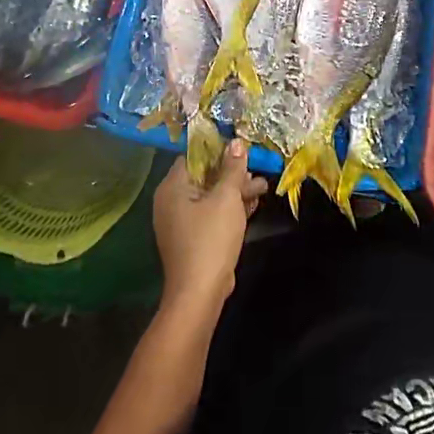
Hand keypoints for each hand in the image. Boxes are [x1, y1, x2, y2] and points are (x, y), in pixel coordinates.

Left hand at [153, 139, 269, 314]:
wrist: (200, 291)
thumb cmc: (211, 238)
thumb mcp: (227, 198)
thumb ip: (232, 168)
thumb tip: (236, 142)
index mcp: (173, 187)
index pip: (192, 156)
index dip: (217, 148)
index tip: (241, 147)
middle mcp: (171, 201)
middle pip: (203, 175)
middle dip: (232, 172)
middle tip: (257, 169)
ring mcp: (181, 220)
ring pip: (210, 195)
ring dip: (235, 190)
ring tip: (262, 188)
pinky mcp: (192, 236)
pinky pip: (211, 213)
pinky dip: (229, 208)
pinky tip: (252, 206)